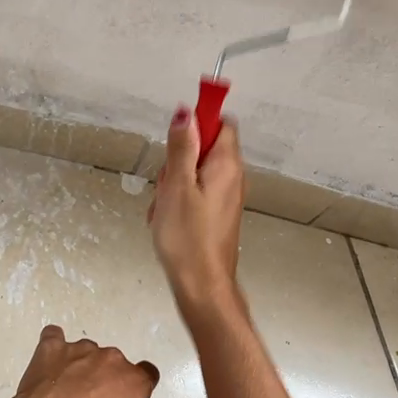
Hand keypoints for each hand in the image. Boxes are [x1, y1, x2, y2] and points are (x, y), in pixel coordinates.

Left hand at [0, 325, 164, 397]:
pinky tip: (50, 362)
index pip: (148, 374)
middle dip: (107, 381)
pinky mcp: (50, 349)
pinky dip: (54, 347)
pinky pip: (54, 337)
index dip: (138, 389)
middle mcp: (110, 359)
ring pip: (87, 353)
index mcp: (134, 381)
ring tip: (66, 395)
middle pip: (115, 364)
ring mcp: (79, 350)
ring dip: (82, 367)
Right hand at [148, 106, 245, 310]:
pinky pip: (195, 193)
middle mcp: (233, 176)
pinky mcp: (217, 214)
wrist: (201, 286)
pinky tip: (167, 219)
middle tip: (167, 183)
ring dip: (173, 183)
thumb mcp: (176, 185)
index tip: (176, 140)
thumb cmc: (187, 236)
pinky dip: (178, 201)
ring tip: (165, 206)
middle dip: (178, 159)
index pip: (221, 123)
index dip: (198, 122)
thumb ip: (181, 146)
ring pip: (194, 172)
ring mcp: (226, 196)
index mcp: (227, 164)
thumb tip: (187, 112)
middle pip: (204, 147)